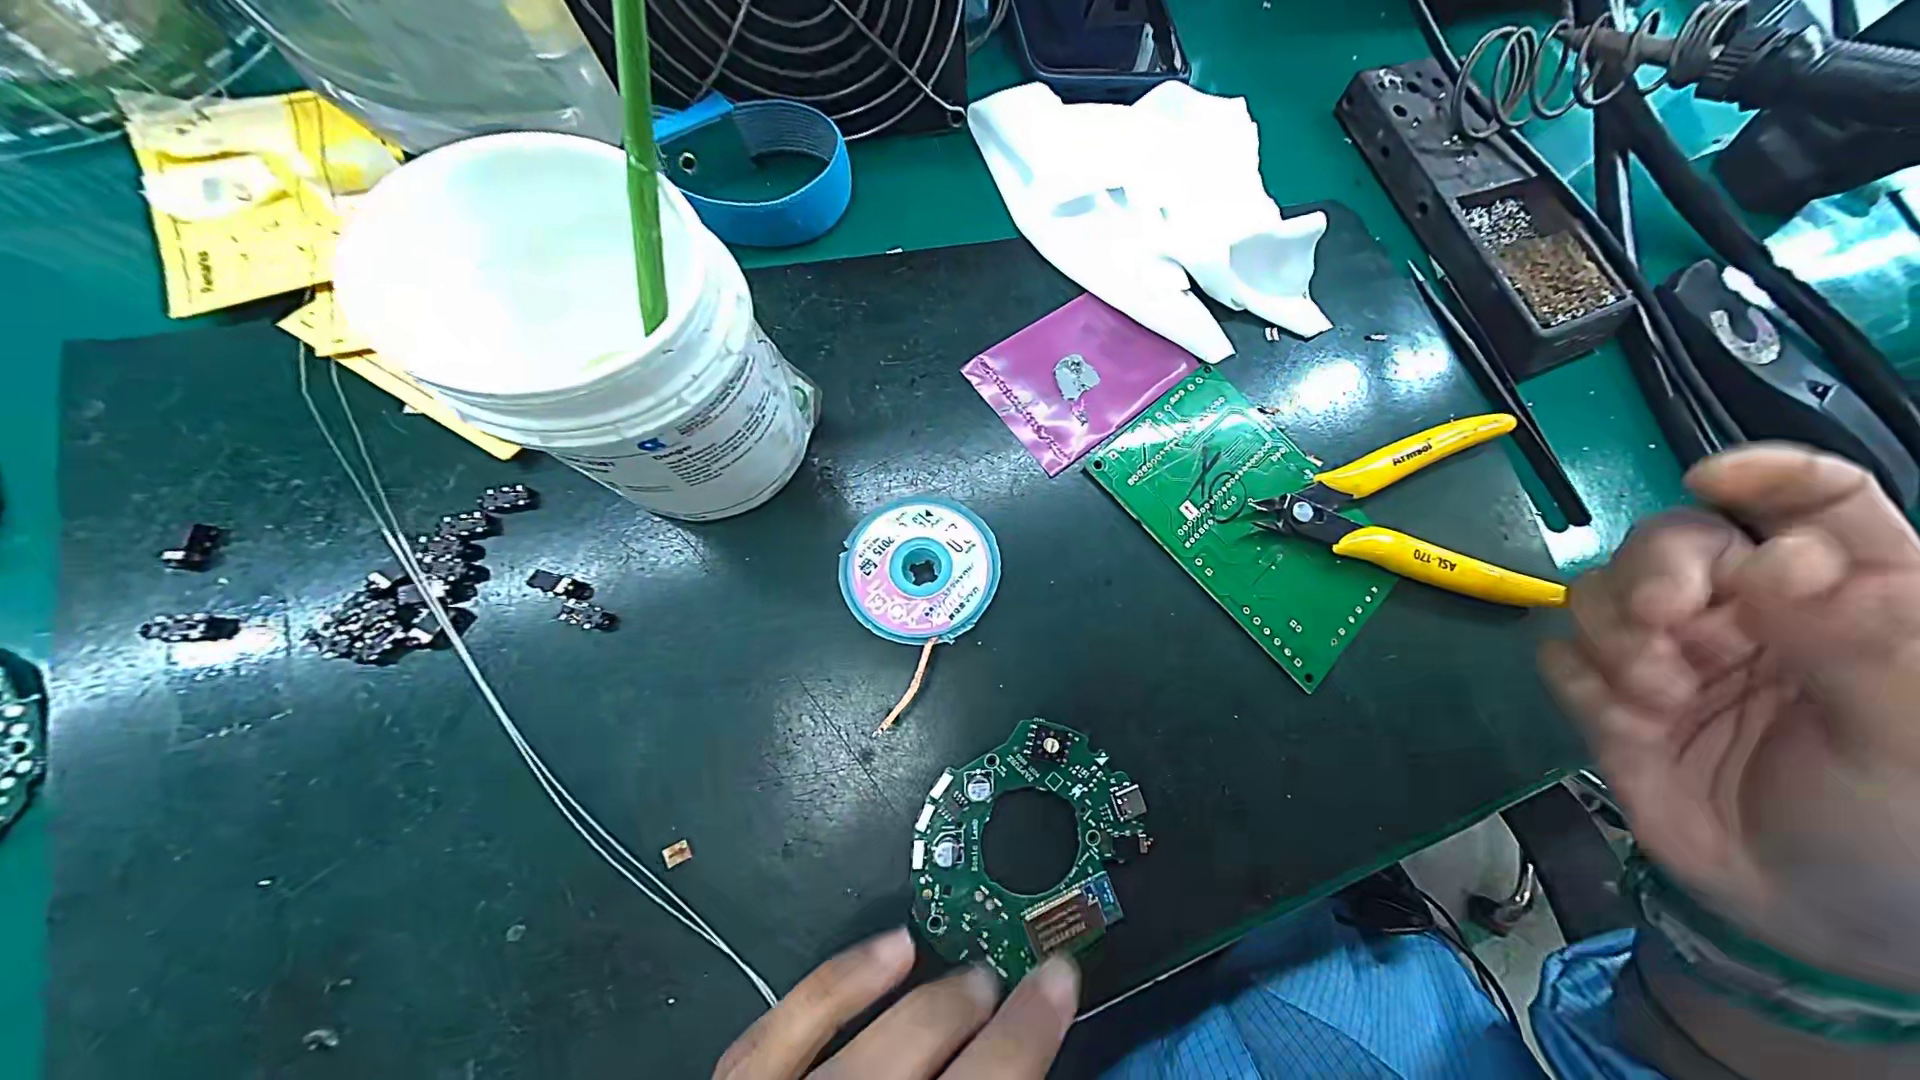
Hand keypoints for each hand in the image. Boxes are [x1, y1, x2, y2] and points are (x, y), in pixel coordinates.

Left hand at [714, 929, 1078, 1079]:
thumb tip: (1026, 1079)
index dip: (1031, 1033)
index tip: (1058, 980)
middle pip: (935, 1056)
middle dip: (987, 1017)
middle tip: (1008, 992)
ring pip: (876, 1042)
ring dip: (937, 1001)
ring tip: (974, 978)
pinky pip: (788, 1025)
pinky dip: (843, 978)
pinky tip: (889, 948)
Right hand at [1539, 445, 1919, 988]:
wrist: (1820, 917)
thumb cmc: (1907, 830)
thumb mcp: (1912, 744)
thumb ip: (1859, 645)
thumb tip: (1781, 557)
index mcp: (1843, 600)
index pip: (1810, 505)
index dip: (1766, 474)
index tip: (1711, 478)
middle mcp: (1744, 613)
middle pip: (1669, 540)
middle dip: (1654, 570)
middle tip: (1664, 617)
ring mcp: (1665, 653)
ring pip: (1595, 592)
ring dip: (1613, 634)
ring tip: (1657, 695)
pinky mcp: (1604, 696)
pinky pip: (1559, 658)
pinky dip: (1582, 680)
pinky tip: (1624, 720)